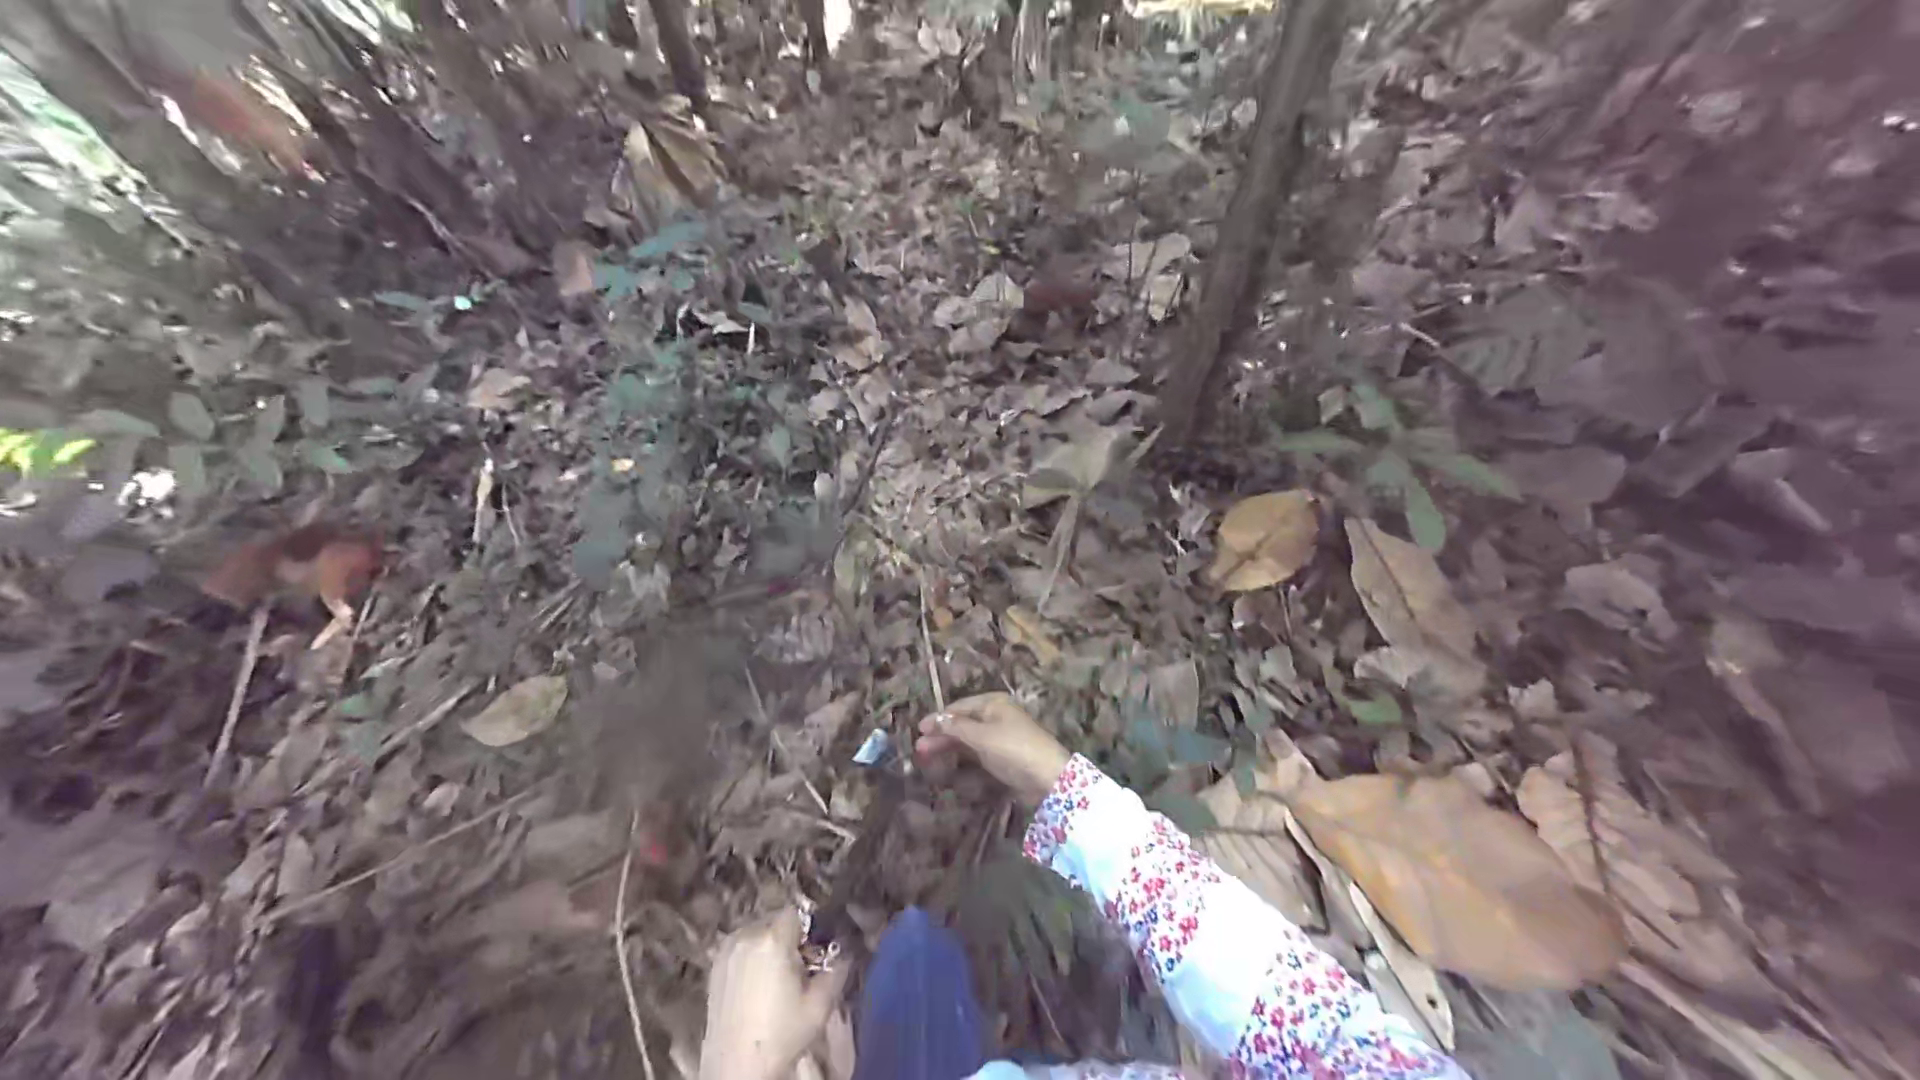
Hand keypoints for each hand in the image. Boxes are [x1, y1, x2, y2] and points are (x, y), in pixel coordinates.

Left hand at [698, 909, 848, 1079]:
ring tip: (775, 977)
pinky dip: (752, 953)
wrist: (735, 1071)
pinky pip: (742, 945)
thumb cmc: (781, 1036)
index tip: (813, 952)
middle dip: (790, 936)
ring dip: (770, 943)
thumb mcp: (820, 1005)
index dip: (808, 929)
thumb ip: (837, 968)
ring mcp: (728, 950)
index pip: (796, 912)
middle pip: (776, 919)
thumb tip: (844, 951)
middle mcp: (747, 935)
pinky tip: (756, 982)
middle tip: (798, 967)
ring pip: (758, 931)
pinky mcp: (715, 965)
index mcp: (773, 939)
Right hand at [915, 693, 1071, 804]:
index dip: (938, 718)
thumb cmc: (1013, 749)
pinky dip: (961, 755)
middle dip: (941, 734)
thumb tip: (934, 719)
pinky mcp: (1002, 755)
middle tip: (919, 749)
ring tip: (927, 757)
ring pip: (968, 738)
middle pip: (962, 722)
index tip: (919, 730)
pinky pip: (976, 751)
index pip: (959, 707)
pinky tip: (948, 762)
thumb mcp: (982, 736)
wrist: (1048, 778)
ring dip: (948, 745)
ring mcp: (1000, 736)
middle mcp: (996, 715)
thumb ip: (955, 727)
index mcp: (993, 703)